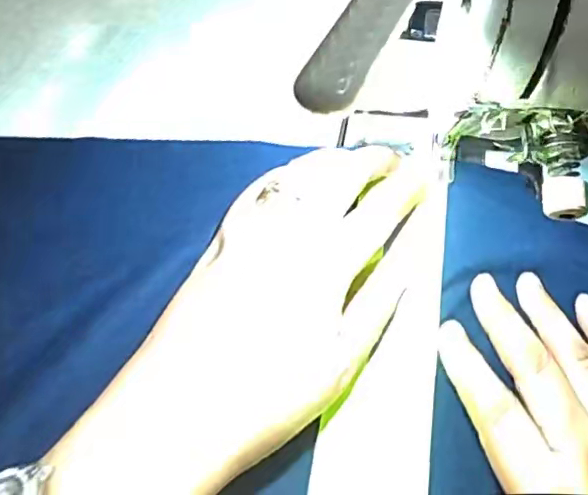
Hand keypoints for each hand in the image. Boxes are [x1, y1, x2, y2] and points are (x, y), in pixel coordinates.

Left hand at [43, 146, 427, 494]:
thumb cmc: (266, 397)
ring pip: (301, 172)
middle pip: (343, 173)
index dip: (411, 182)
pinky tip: (296, 175)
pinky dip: (288, 172)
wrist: (160, 430)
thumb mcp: (343, 357)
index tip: (428, 172)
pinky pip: (259, 190)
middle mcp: (292, 233)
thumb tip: (416, 248)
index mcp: (329, 259)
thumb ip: (384, 293)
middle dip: (378, 158)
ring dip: (336, 158)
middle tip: (397, 161)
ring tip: (356, 161)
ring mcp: (251, 233)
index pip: (383, 203)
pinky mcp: (219, 244)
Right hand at [438, 272, 587, 494]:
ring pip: (578, 358)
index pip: (496, 413)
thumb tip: (485, 431)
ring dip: (550, 316)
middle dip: (505, 324)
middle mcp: (583, 447)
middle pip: (535, 370)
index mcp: (546, 486)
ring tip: (527, 283)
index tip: (449, 333)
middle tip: (484, 286)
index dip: (468, 368)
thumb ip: (509, 481)